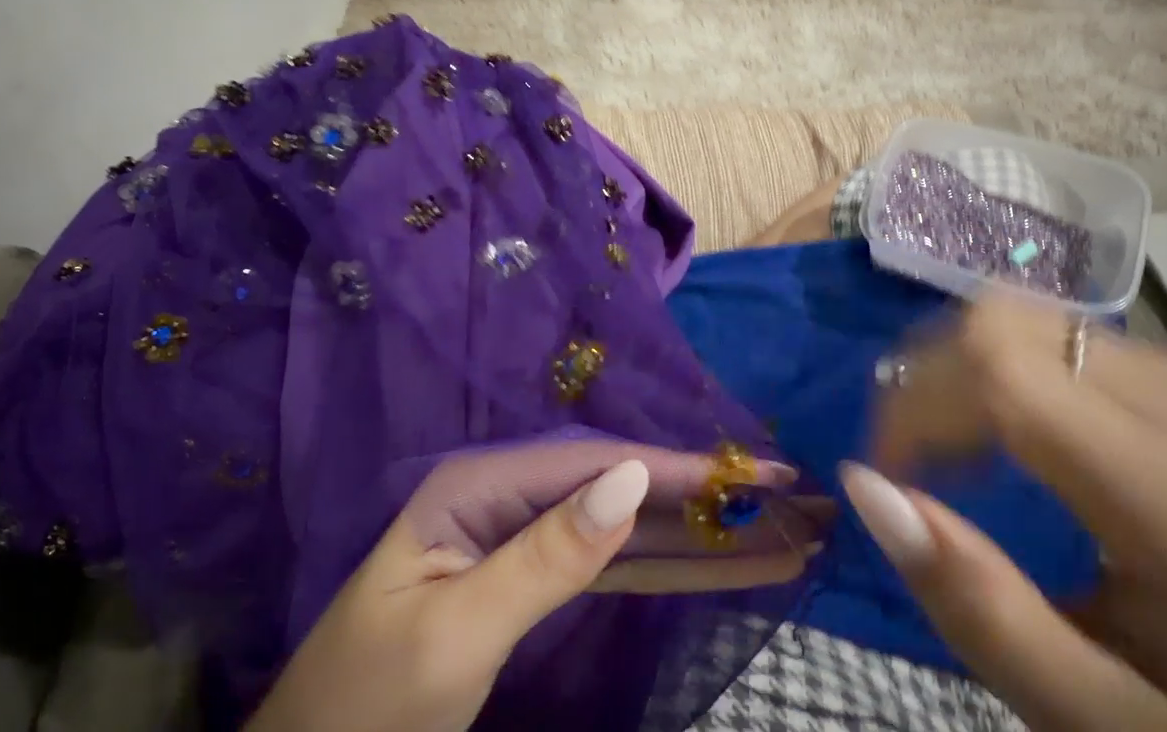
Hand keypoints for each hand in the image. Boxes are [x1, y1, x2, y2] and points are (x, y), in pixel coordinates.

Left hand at [247, 442, 827, 731]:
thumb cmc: (374, 701)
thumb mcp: (462, 628)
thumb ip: (549, 555)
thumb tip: (633, 479)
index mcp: (476, 487)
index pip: (593, 466)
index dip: (679, 468)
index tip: (757, 475)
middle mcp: (503, 499)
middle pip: (617, 491)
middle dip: (703, 500)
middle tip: (791, 504)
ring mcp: (519, 541)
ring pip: (624, 531)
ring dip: (699, 536)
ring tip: (779, 538)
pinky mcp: (530, 584)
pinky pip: (608, 570)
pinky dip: (666, 568)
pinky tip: (719, 567)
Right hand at [840, 297, 1166, 731]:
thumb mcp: (1090, 715)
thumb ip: (980, 610)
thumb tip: (861, 482)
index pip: (1007, 370)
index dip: (918, 400)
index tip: (886, 472)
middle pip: (1011, 326)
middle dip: (932, 379)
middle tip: (907, 462)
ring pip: (1029, 320)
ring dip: (961, 374)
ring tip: (948, 456)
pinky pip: (1060, 339)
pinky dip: (999, 372)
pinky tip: (999, 438)